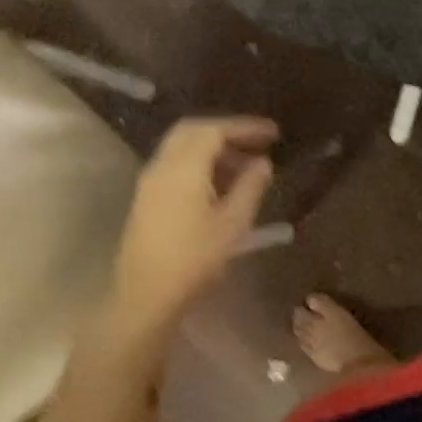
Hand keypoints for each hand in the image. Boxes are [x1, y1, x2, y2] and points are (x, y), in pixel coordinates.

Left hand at [110, 116, 278, 327]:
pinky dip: (202, 163)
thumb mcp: (234, 222)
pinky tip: (224, 183)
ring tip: (248, 166)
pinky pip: (176, 165)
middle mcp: (161, 168)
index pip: (213, 131)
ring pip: (182, 148)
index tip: (274, 133)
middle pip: (192, 132)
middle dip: (227, 131)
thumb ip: (250, 186)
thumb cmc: (195, 258)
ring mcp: (150, 184)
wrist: (146, 294)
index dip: (245, 127)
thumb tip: (262, 163)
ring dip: (215, 149)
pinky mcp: (148, 199)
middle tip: (259, 142)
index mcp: (183, 170)